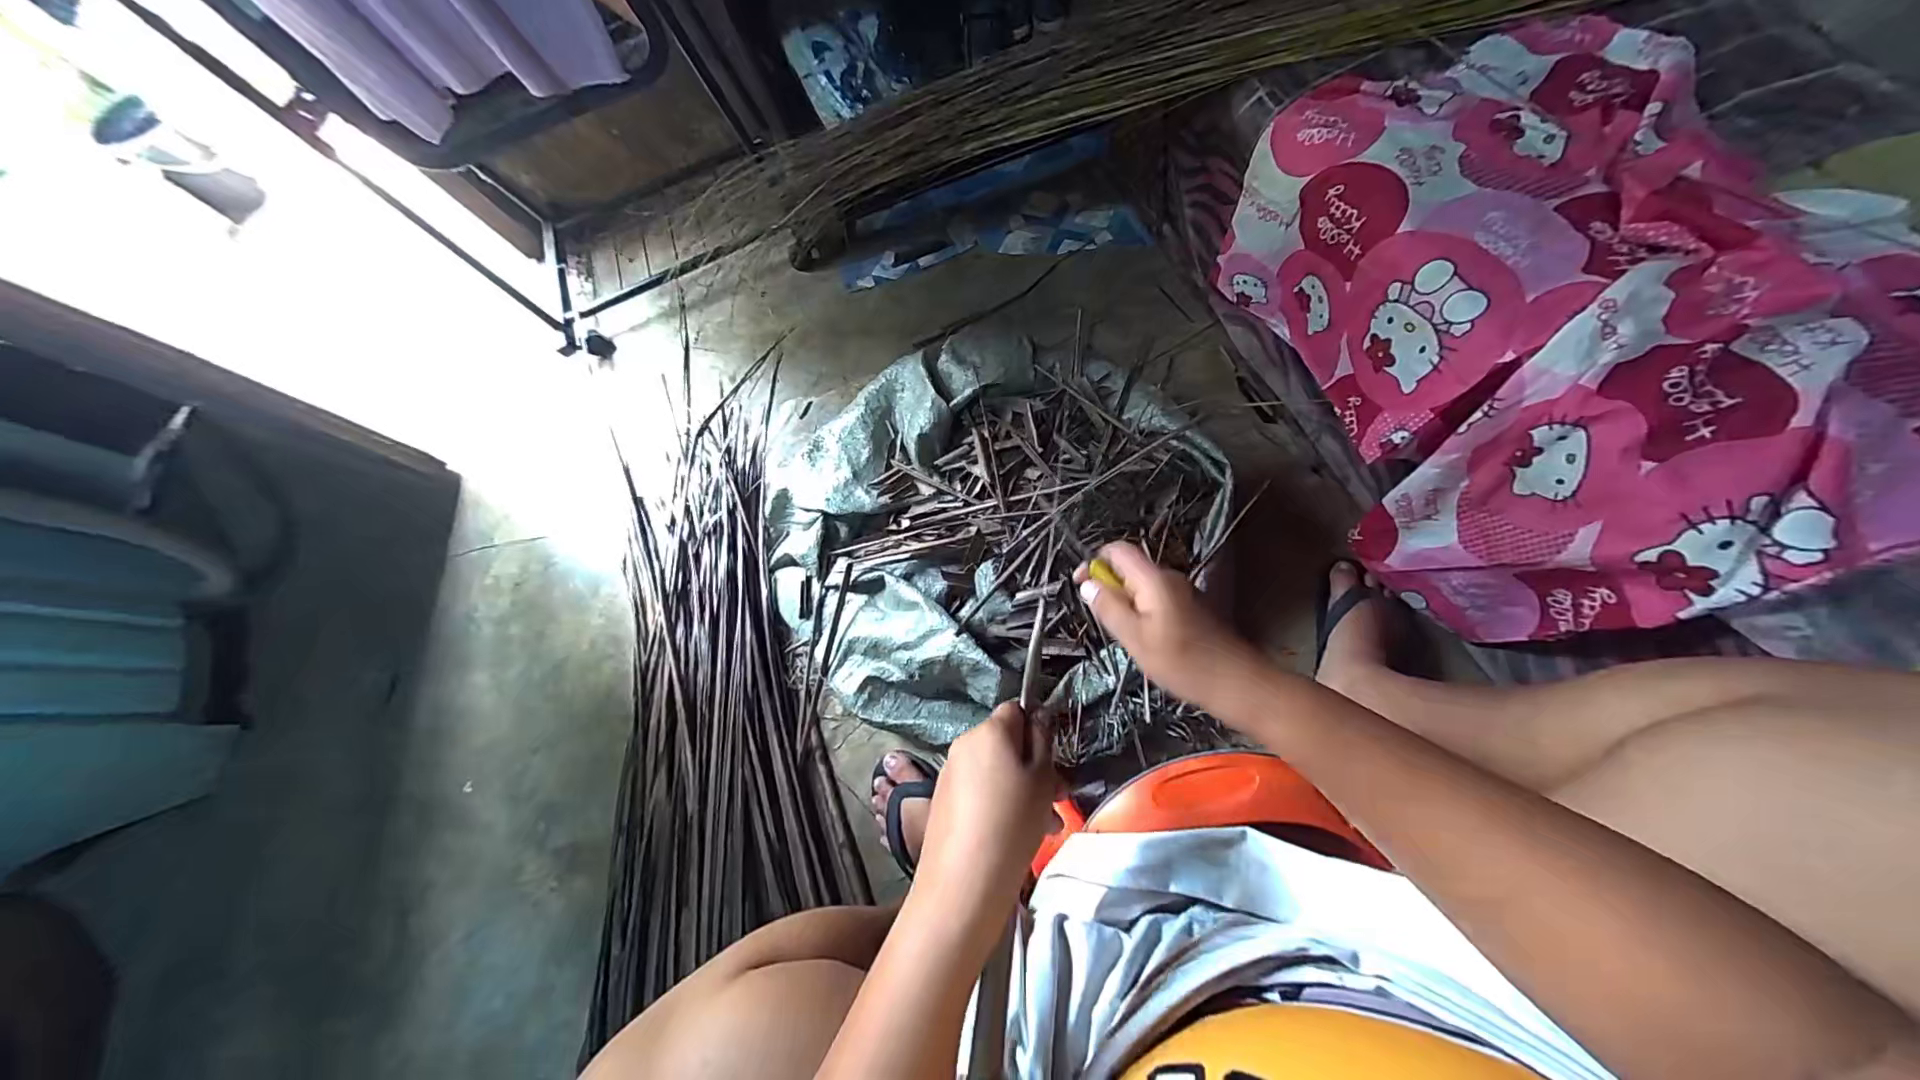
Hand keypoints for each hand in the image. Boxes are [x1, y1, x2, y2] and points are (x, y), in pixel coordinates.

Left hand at [915, 702, 1056, 916]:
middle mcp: (964, 743)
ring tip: (1044, 824)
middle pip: (1006, 742)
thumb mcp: (1042, 779)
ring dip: (1021, 788)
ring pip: (995, 769)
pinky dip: (999, 803)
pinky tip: (1016, 834)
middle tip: (1056, 798)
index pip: (1016, 709)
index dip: (1037, 729)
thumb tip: (1037, 716)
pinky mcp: (943, 799)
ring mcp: (950, 771)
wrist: (964, 879)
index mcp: (989, 730)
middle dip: (1033, 765)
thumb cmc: (1013, 822)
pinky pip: (979, 789)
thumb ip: (1043, 742)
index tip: (1053, 759)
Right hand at [1075, 541, 1261, 711]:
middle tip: (1104, 619)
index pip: (1117, 550)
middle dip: (1110, 589)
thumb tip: (1088, 585)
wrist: (1234, 683)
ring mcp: (1182, 593)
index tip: (1082, 585)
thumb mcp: (1134, 638)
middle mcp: (1169, 579)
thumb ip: (1108, 608)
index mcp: (1154, 580)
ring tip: (1126, 635)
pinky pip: (1155, 601)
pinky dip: (1142, 615)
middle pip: (1128, 570)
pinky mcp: (1189, 609)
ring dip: (1126, 605)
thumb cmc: (1183, 663)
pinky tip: (1146, 641)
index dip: (1095, 562)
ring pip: (1141, 588)